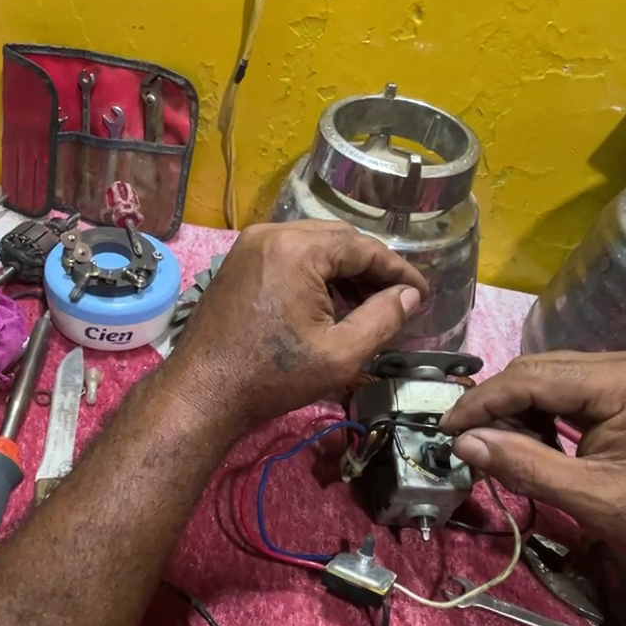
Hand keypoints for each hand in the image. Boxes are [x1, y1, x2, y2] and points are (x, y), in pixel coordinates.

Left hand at [162, 221, 426, 426]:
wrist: (203, 391)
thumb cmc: (273, 376)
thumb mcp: (341, 354)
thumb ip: (383, 318)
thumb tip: (410, 295)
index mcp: (298, 249)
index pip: (363, 247)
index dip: (398, 270)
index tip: (423, 293)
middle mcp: (272, 234)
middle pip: (338, 240)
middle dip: (371, 268)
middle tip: (398, 299)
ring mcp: (251, 245)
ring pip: (313, 245)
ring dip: (343, 270)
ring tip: (368, 305)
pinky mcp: (239, 261)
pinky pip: (289, 255)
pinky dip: (314, 272)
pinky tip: (329, 303)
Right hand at [439, 352, 625, 585]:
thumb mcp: (593, 499)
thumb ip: (525, 466)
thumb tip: (463, 444)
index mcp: (623, 381)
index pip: (532, 378)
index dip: (483, 402)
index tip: (445, 430)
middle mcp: (624, 365)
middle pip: (536, 371)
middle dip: (496, 404)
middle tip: (464, 441)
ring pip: (547, 379)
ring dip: (515, 409)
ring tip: (494, 446)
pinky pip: (566, 392)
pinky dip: (539, 414)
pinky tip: (529, 441)